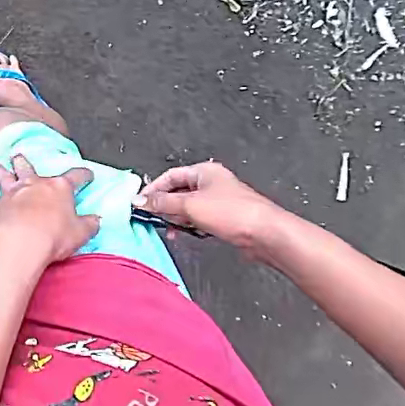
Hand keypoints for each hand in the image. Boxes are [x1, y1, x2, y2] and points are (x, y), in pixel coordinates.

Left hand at [0, 155, 100, 264]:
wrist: (22, 242)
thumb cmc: (53, 236)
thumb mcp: (80, 232)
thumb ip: (89, 224)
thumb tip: (96, 220)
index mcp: (59, 188)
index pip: (75, 177)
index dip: (83, 174)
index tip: (86, 174)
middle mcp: (33, 185)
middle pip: (28, 168)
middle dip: (25, 161)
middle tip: (19, 155)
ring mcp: (12, 195)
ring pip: (4, 178)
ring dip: (1, 172)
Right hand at [136, 161, 287, 255]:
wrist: (264, 234)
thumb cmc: (233, 212)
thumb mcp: (189, 205)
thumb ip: (162, 203)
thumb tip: (139, 200)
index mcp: (204, 171)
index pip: (170, 175)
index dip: (153, 188)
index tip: (140, 202)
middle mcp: (211, 182)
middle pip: (178, 191)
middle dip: (164, 205)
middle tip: (152, 217)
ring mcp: (217, 200)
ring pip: (187, 206)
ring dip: (176, 217)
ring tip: (169, 228)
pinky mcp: (223, 217)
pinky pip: (197, 218)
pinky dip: (188, 224)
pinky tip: (183, 233)